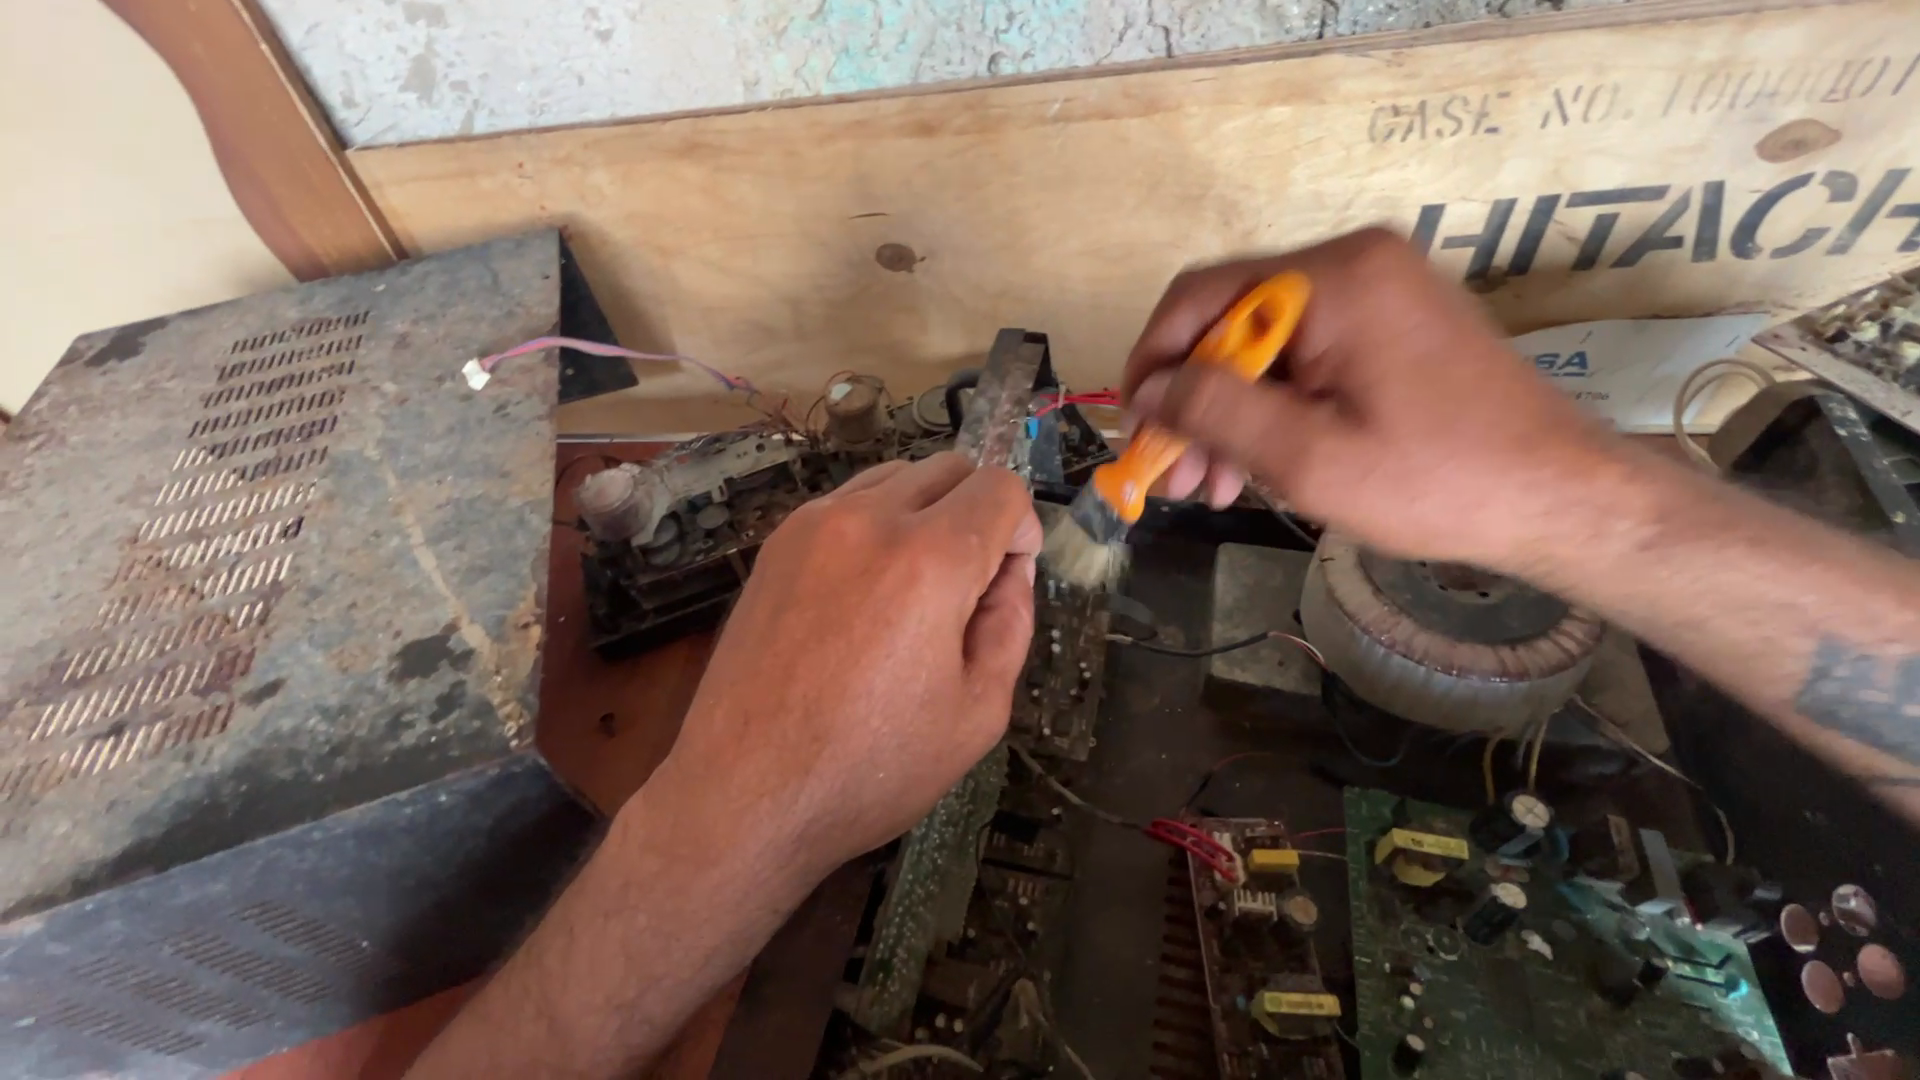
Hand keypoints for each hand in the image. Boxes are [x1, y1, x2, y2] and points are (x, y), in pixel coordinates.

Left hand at [647, 452, 1041, 875]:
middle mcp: (870, 519)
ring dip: (926, 511)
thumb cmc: (871, 767)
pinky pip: (849, 500)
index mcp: (930, 560)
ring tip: (913, 588)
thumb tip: (1010, 569)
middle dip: (978, 512)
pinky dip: (878, 523)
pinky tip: (865, 590)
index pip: (1000, 487)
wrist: (745, 792)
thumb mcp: (979, 712)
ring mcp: (814, 523)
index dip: (1022, 529)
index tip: (1006, 579)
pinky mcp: (778, 541)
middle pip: (951, 467)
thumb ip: (1011, 622)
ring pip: (898, 476)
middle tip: (967, 585)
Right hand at [1123, 227, 1625, 571]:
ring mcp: (1374, 292)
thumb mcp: (1306, 455)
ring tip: (1209, 488)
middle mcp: (1352, 264)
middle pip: (1227, 324)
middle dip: (1189, 402)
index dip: (1152, 361)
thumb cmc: (1436, 482)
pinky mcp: (1386, 326)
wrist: (1560, 499)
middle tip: (1173, 477)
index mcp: (1334, 279)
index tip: (1136, 427)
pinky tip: (1252, 467)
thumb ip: (1213, 410)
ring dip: (1223, 415)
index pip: (1200, 297)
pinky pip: (1298, 359)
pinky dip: (1266, 409)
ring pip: (1258, 348)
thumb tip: (1148, 390)